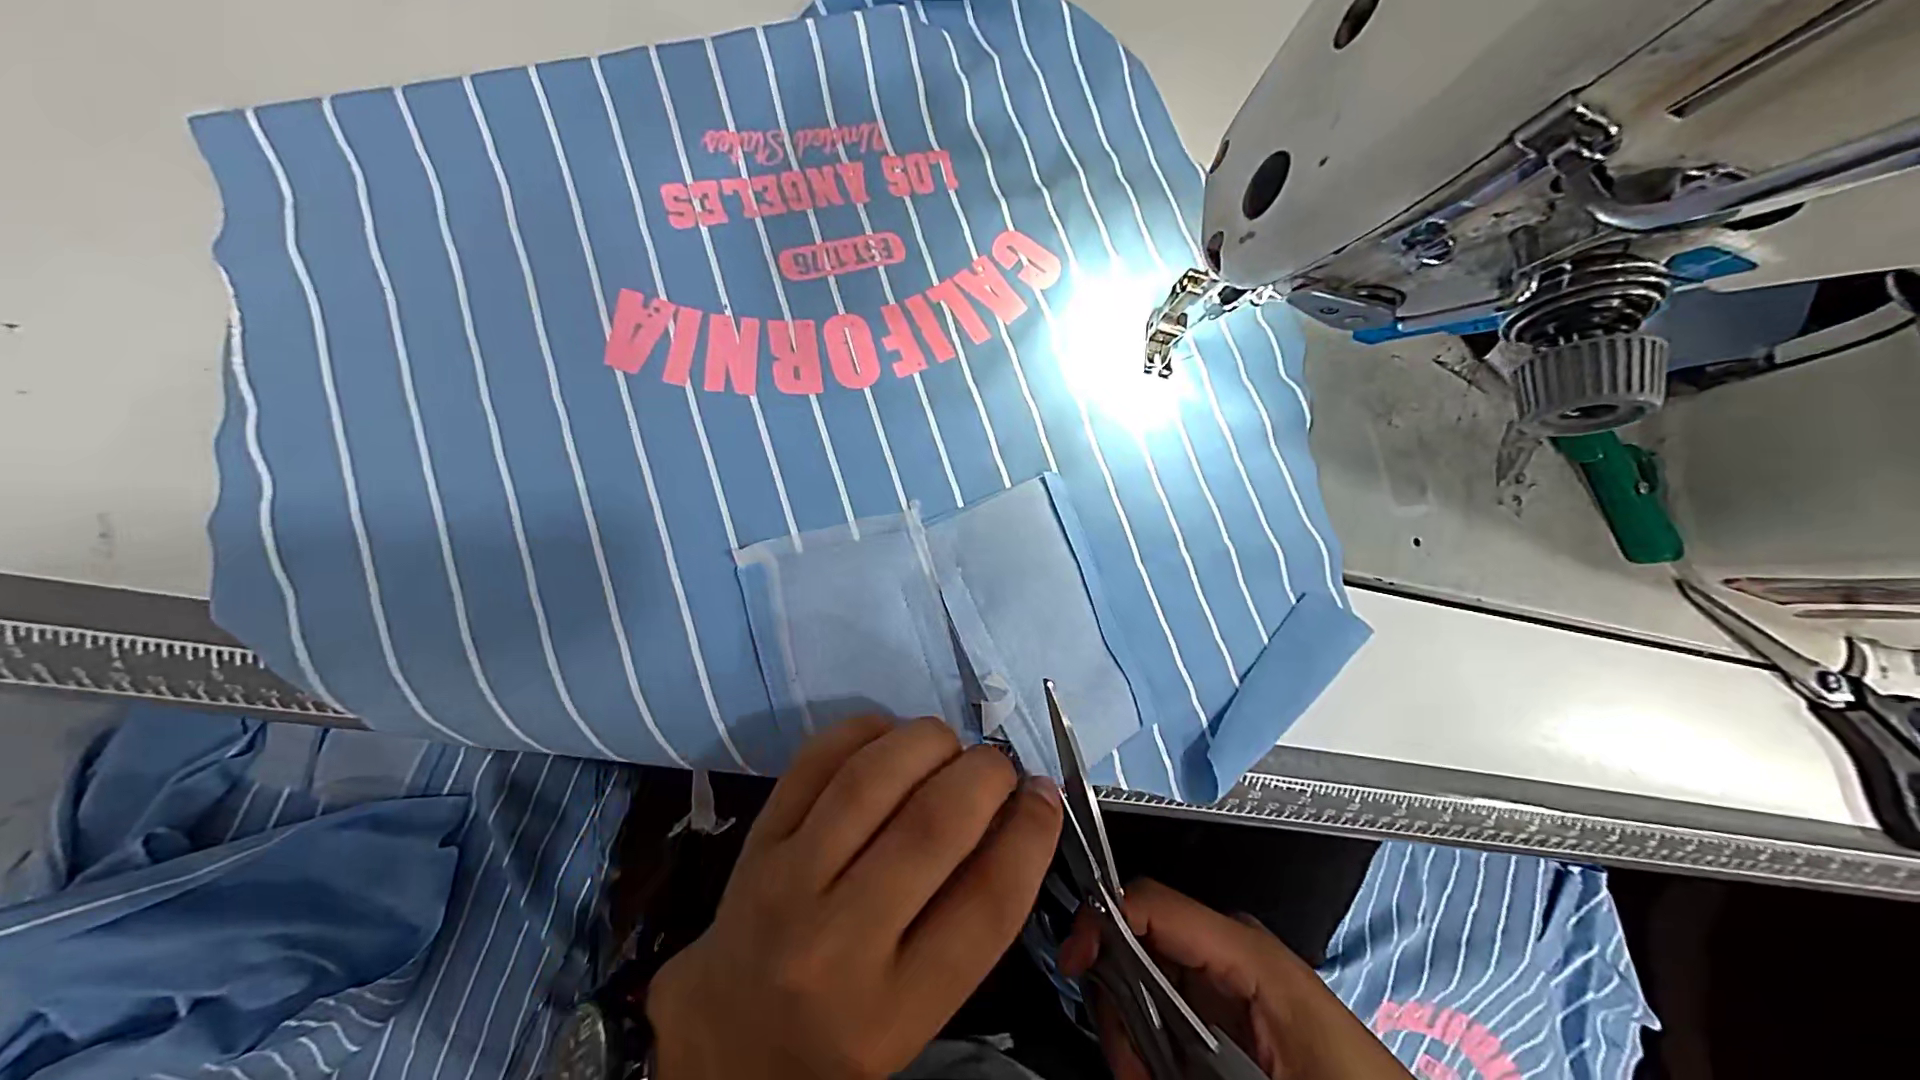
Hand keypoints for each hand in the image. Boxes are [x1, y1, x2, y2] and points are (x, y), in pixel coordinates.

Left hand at [646, 716, 1063, 1079]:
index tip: (1044, 795)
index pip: (987, 902)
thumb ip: (972, 917)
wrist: (732, 1035)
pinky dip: (866, 730)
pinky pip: (815, 760)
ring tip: (949, 744)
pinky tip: (891, 735)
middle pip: (933, 827)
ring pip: (870, 780)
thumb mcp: (921, 1007)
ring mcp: (785, 884)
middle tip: (999, 766)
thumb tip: (1018, 810)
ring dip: (927, 741)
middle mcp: (835, 946)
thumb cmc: (844, 1026)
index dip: (1032, 832)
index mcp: (894, 1010)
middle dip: (985, 775)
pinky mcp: (756, 841)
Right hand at [1060, 879, 1412, 1079]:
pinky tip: (1158, 1068)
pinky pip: (1168, 1000)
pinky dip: (1150, 1035)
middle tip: (1128, 1059)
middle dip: (1116, 994)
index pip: (1151, 900)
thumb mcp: (1257, 1075)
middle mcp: (1233, 948)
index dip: (1102, 919)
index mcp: (1247, 948)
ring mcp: (1231, 975)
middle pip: (1139, 939)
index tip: (1075, 960)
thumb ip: (1177, 1045)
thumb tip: (1126, 1031)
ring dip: (1130, 1023)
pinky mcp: (1230, 1003)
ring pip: (1146, 974)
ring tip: (1144, 1072)